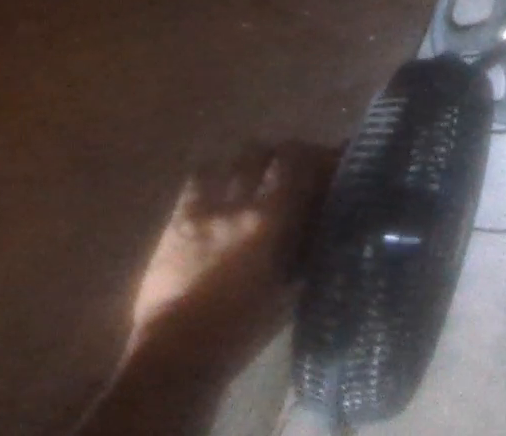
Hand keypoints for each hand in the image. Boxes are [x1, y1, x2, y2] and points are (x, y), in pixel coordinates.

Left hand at [127, 142, 335, 364]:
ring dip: (246, 162)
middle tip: (294, 167)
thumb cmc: (244, 326)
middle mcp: (237, 205)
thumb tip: (327, 220)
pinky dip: (214, 176)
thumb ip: (308, 244)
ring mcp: (202, 211)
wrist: (178, 351)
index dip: (315, 154)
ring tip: (255, 174)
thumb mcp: (291, 284)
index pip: (297, 163)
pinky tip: (222, 188)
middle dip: (281, 153)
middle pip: (262, 153)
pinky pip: (195, 181)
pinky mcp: (175, 223)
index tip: (330, 159)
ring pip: (227, 161)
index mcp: (270, 220)